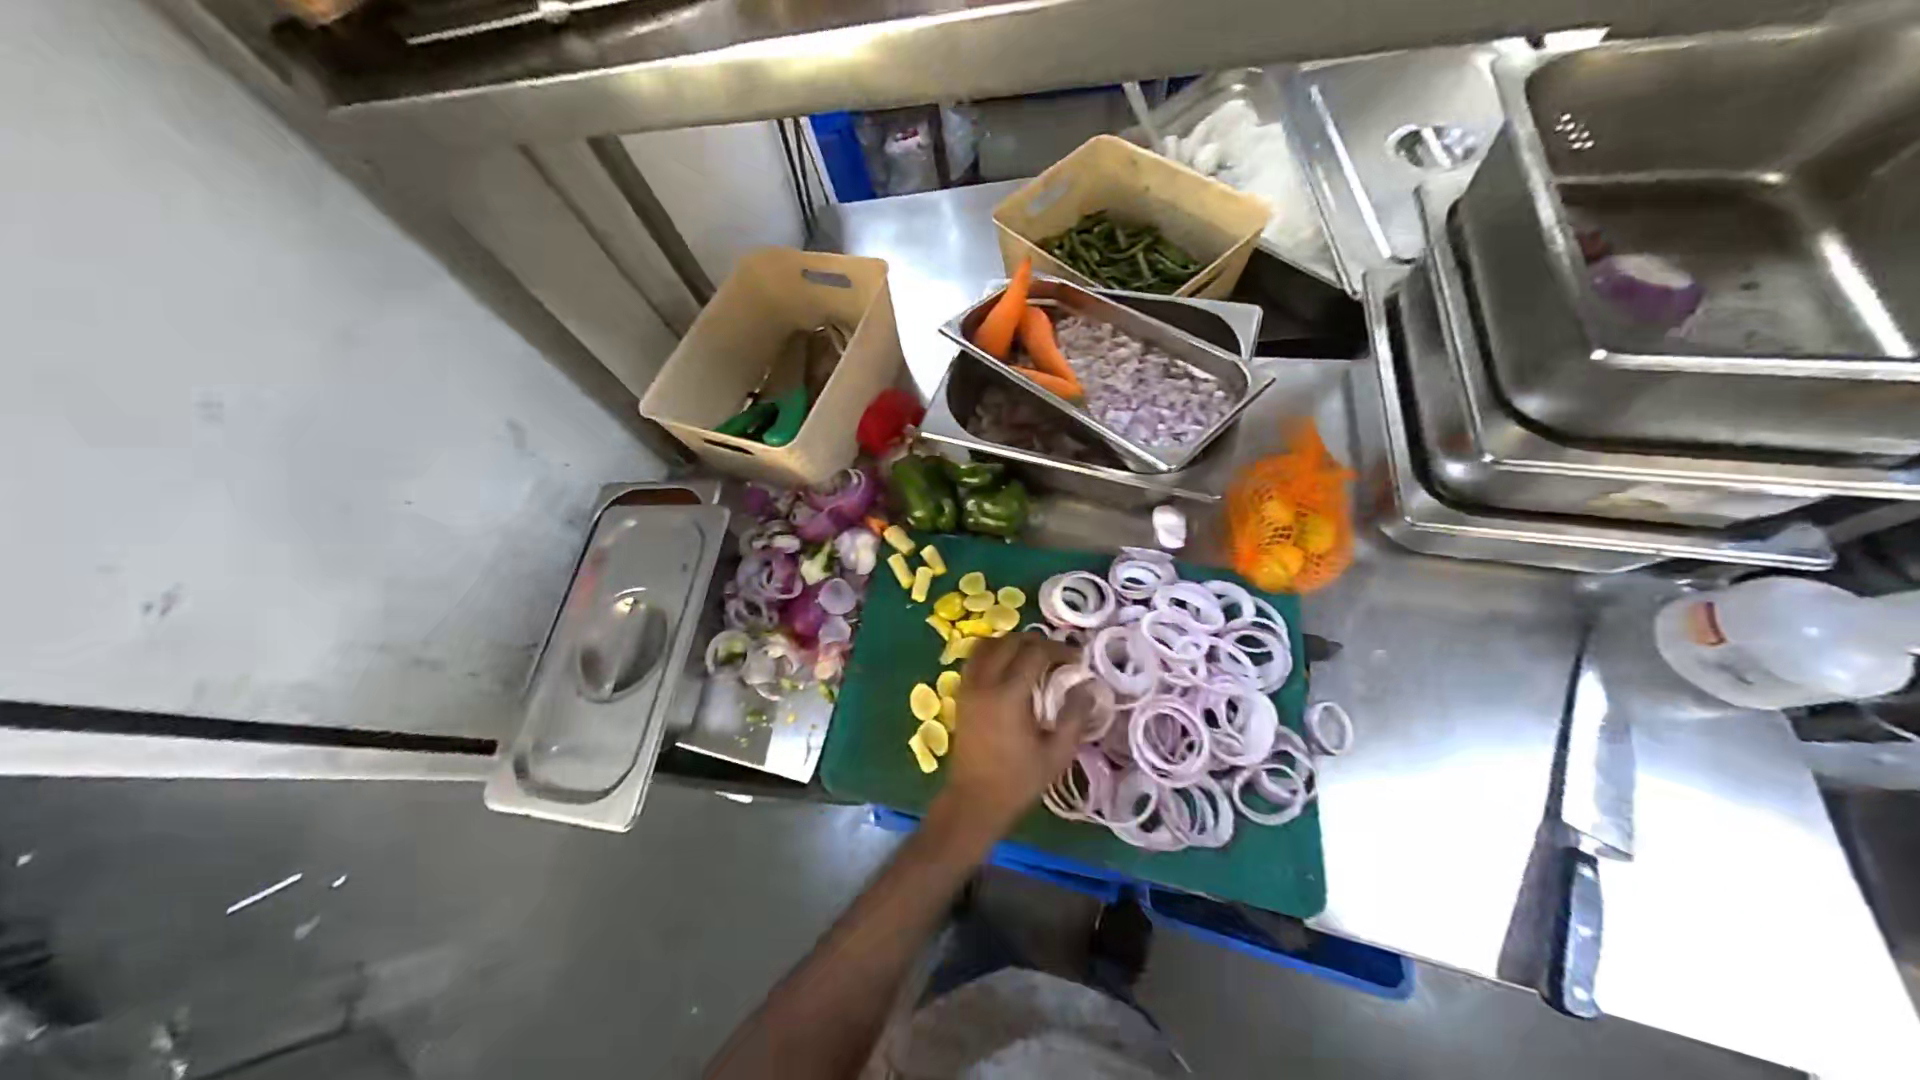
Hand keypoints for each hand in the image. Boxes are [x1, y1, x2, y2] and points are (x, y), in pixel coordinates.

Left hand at [933, 632, 1093, 840]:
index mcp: (1009, 695)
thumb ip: (1075, 717)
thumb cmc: (1018, 781)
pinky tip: (1009, 668)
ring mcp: (968, 687)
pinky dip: (993, 653)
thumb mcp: (1057, 754)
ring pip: (987, 644)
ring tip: (1032, 656)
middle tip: (1057, 655)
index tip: (1076, 659)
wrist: (974, 800)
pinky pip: (975, 659)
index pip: (1035, 653)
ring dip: (1011, 643)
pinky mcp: (961, 694)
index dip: (1059, 649)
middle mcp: (985, 683)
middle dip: (1036, 641)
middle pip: (1010, 641)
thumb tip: (1087, 687)